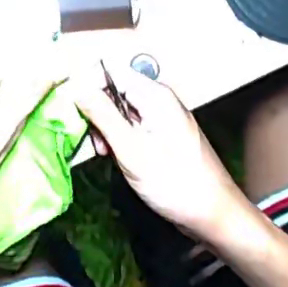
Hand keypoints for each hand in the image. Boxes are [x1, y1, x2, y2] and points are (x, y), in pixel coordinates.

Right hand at [70, 60, 256, 243]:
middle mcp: (159, 98)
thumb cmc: (175, 183)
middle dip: (96, 112)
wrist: (214, 215)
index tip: (73, 112)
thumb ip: (102, 114)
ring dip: (106, 128)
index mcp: (154, 94)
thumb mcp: (131, 149)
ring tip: (106, 154)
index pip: (109, 71)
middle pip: (114, 89)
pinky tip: (119, 157)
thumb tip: (76, 87)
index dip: (87, 86)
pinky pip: (132, 124)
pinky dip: (120, 137)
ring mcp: (162, 116)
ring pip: (121, 109)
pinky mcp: (162, 133)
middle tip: (95, 143)